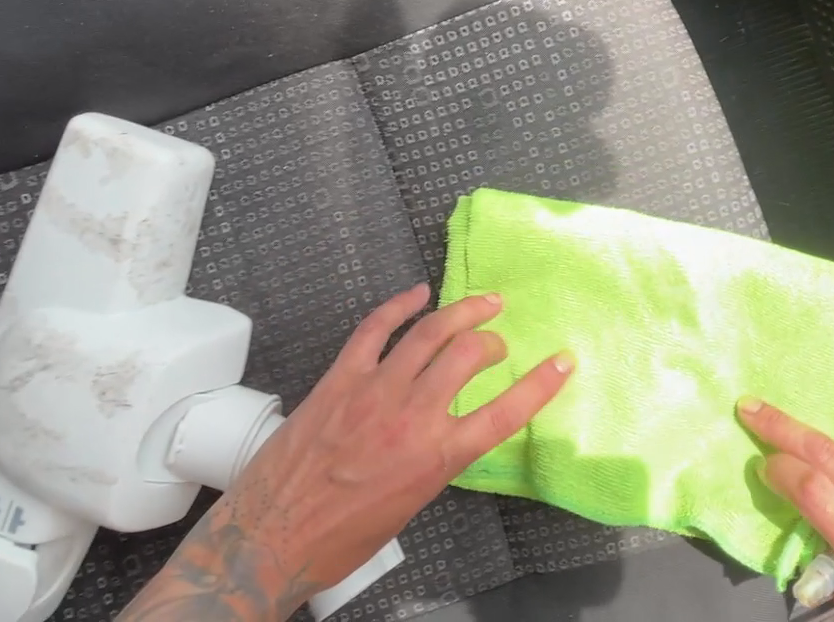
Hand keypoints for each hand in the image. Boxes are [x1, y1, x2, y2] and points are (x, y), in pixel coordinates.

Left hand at [121, 283, 573, 620]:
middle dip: (491, 341)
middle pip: (469, 355)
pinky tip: (417, 294)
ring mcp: (375, 390)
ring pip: (430, 332)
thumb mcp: (409, 504)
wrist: (269, 539)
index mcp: (436, 457)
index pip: (506, 412)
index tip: (564, 362)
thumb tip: (446, 427)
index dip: (542, 384)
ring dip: (463, 311)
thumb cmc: (342, 537)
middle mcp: (413, 416)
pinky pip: (376, 328)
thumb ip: (434, 457)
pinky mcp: (341, 377)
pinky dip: (400, 305)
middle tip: (497, 342)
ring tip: (483, 302)